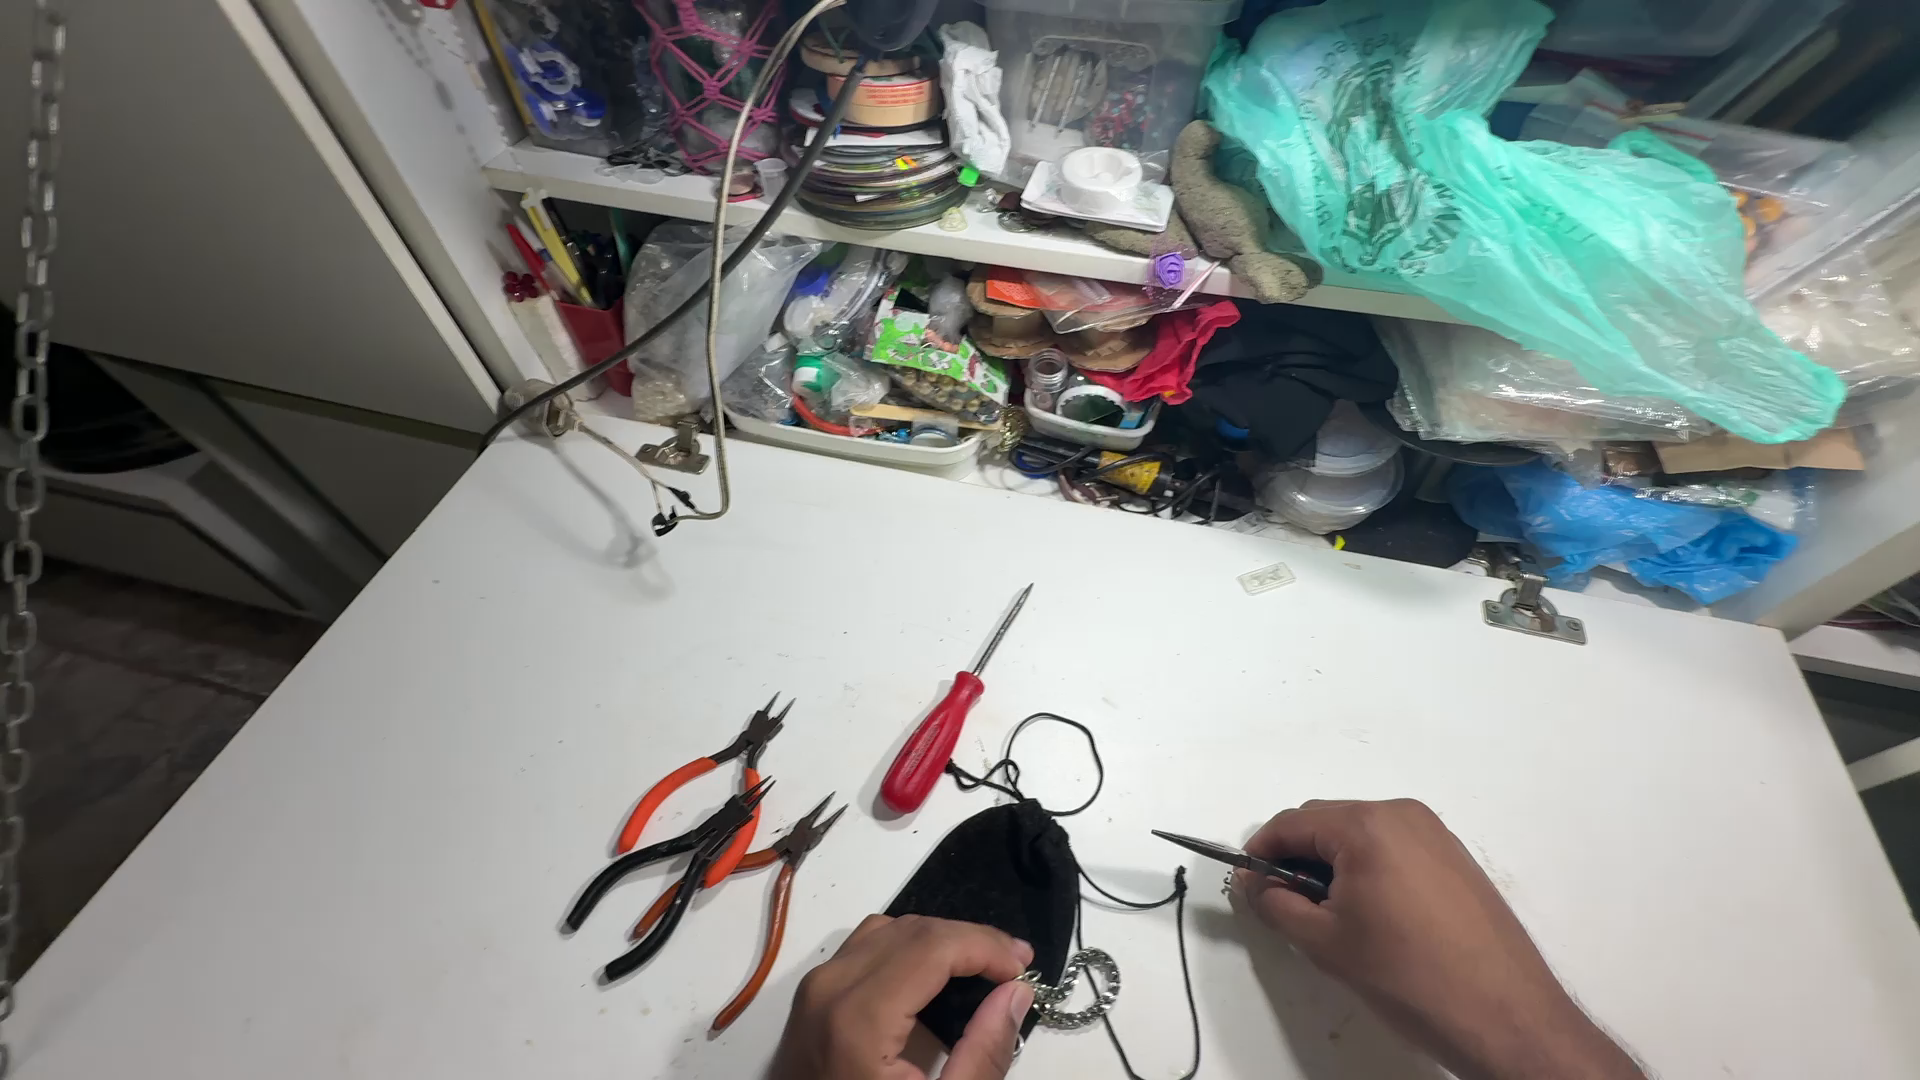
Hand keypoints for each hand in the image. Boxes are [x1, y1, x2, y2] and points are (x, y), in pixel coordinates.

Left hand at [771, 914, 1035, 1079]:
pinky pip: (867, 945)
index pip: (933, 947)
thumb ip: (982, 1055)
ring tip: (983, 965)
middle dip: (970, 939)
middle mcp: (830, 987)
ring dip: (940, 939)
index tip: (1025, 965)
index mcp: (857, 1019)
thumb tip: (1016, 992)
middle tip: (1015, 964)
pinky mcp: (812, 995)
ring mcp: (816, 987)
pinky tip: (937, 972)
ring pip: (890, 929)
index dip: (985, 946)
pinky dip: (909, 946)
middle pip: (913, 930)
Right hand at [1237, 799, 1643, 1079]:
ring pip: (1359, 833)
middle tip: (1287, 901)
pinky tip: (1374, 911)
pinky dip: (1369, 866)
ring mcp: (1435, 832)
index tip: (1248, 883)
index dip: (1261, 851)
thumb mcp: (1325, 943)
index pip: (1292, 823)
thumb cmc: (1408, 976)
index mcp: (1365, 825)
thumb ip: (1274, 903)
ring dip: (1333, 860)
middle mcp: (1400, 813)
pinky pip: (1393, 846)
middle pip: (1325, 821)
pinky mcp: (1457, 856)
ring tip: (1331, 911)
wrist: (1513, 1023)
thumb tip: (1249, 881)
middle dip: (1297, 855)